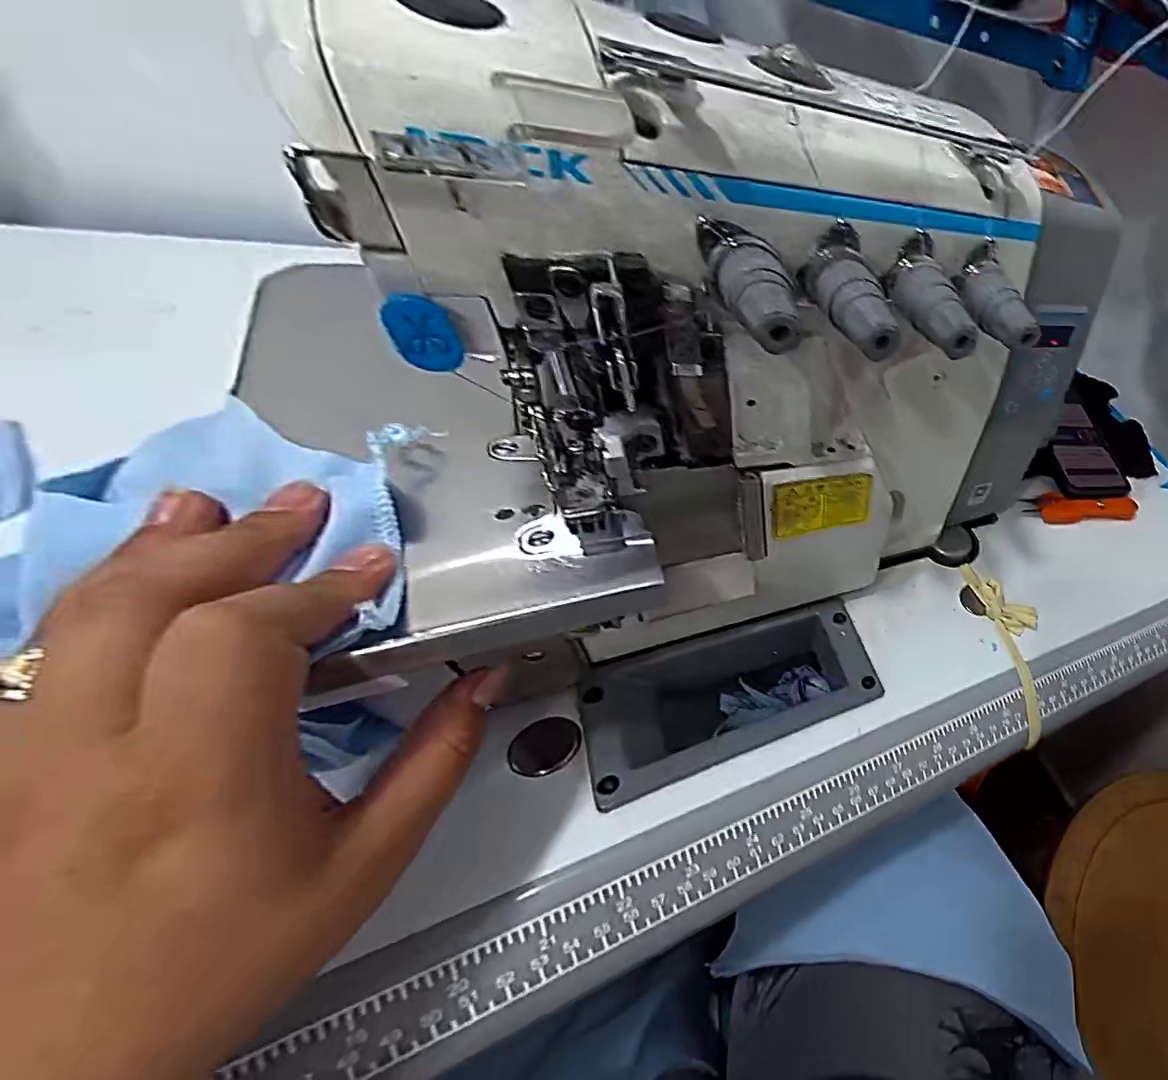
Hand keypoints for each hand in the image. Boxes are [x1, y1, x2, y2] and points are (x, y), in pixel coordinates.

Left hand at [0, 483, 507, 1079]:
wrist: (58, 1057)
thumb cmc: (234, 954)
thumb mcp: (369, 859)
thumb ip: (438, 758)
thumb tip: (483, 680)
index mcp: (198, 779)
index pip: (240, 637)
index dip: (316, 588)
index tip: (371, 567)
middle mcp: (86, 758)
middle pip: (144, 604)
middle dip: (238, 543)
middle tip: (304, 505)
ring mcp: (17, 761)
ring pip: (69, 619)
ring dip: (153, 551)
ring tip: (213, 508)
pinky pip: (38, 657)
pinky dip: (96, 598)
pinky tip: (136, 570)